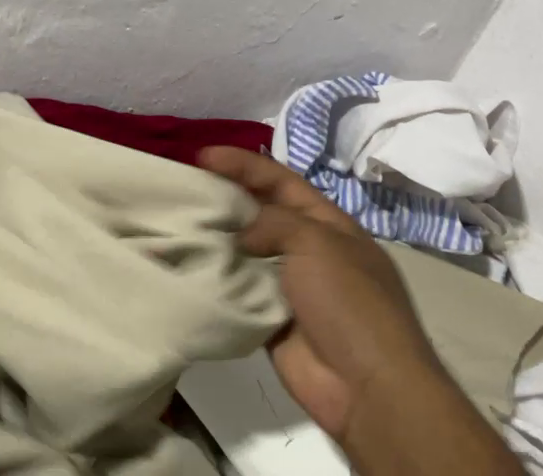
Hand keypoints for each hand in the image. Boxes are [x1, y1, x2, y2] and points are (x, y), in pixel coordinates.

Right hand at [199, 147, 518, 475]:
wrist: (366, 387)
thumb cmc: (350, 302)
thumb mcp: (317, 242)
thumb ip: (273, 222)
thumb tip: (241, 235)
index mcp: (330, 225)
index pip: (282, 182)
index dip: (244, 164)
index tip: (203, 155)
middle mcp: (309, 251)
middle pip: (261, 213)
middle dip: (226, 198)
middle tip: (184, 186)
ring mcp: (290, 287)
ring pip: (245, 252)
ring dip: (217, 238)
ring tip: (176, 222)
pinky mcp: (270, 318)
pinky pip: (238, 289)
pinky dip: (215, 277)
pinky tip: (186, 263)